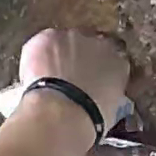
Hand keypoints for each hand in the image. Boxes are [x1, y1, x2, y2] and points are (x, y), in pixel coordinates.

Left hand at [17, 29, 131, 131]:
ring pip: (66, 42)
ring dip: (60, 55)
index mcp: (119, 62)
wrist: (62, 113)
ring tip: (50, 78)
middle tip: (71, 78)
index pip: (115, 57)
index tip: (95, 78)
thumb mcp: (112, 109)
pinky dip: (39, 56)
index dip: (102, 67)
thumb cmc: (90, 119)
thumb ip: (110, 92)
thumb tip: (103, 93)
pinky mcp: (48, 37)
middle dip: (82, 57)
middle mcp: (99, 42)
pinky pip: (44, 43)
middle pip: (90, 44)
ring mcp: (73, 37)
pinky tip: (36, 74)